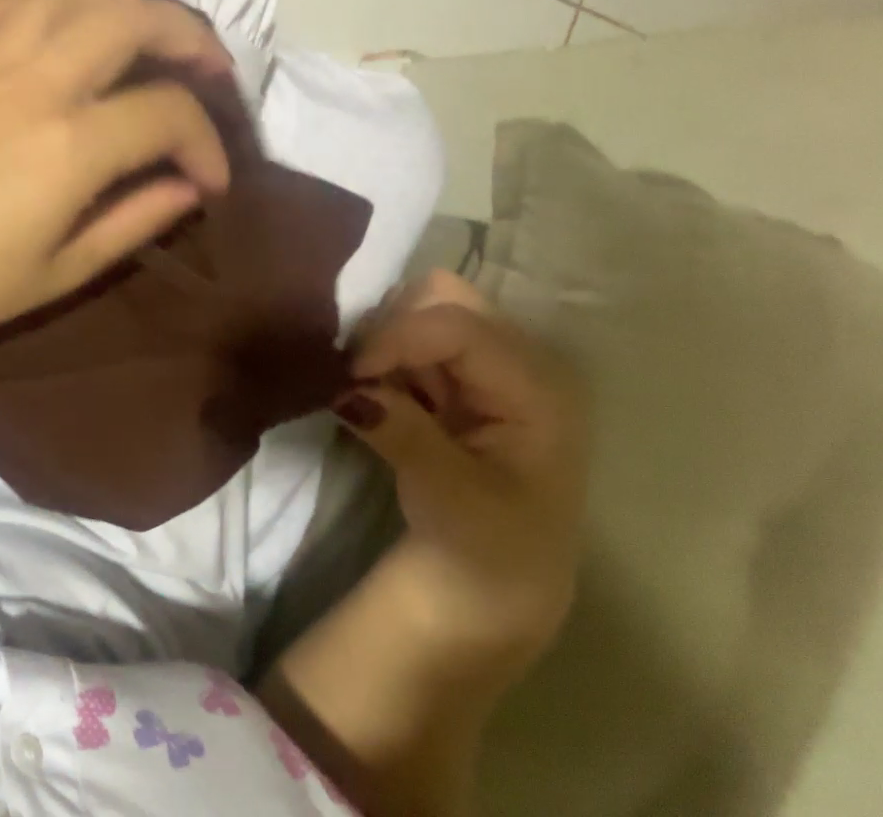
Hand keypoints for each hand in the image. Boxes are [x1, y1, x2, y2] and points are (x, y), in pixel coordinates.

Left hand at [0, 0, 233, 356]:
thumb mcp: (68, 269)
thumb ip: (138, 219)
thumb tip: (191, 186)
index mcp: (70, 146)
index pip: (167, 112)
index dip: (206, 143)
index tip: (214, 180)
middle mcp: (34, 86)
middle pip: (129, 20)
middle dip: (186, 35)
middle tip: (210, 67)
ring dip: (118, 5)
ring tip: (143, 34)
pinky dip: (38, 4)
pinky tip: (57, 26)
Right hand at [334, 271, 587, 673]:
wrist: (495, 585)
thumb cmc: (488, 546)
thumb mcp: (448, 495)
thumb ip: (402, 431)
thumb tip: (344, 388)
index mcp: (538, 386)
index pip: (457, 325)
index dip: (394, 337)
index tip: (345, 373)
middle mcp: (518, 361)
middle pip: (442, 297)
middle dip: (388, 325)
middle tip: (354, 374)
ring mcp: (487, 369)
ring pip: (417, 314)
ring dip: (379, 343)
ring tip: (358, 388)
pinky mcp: (457, 384)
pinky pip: (407, 343)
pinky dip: (380, 359)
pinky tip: (369, 394)